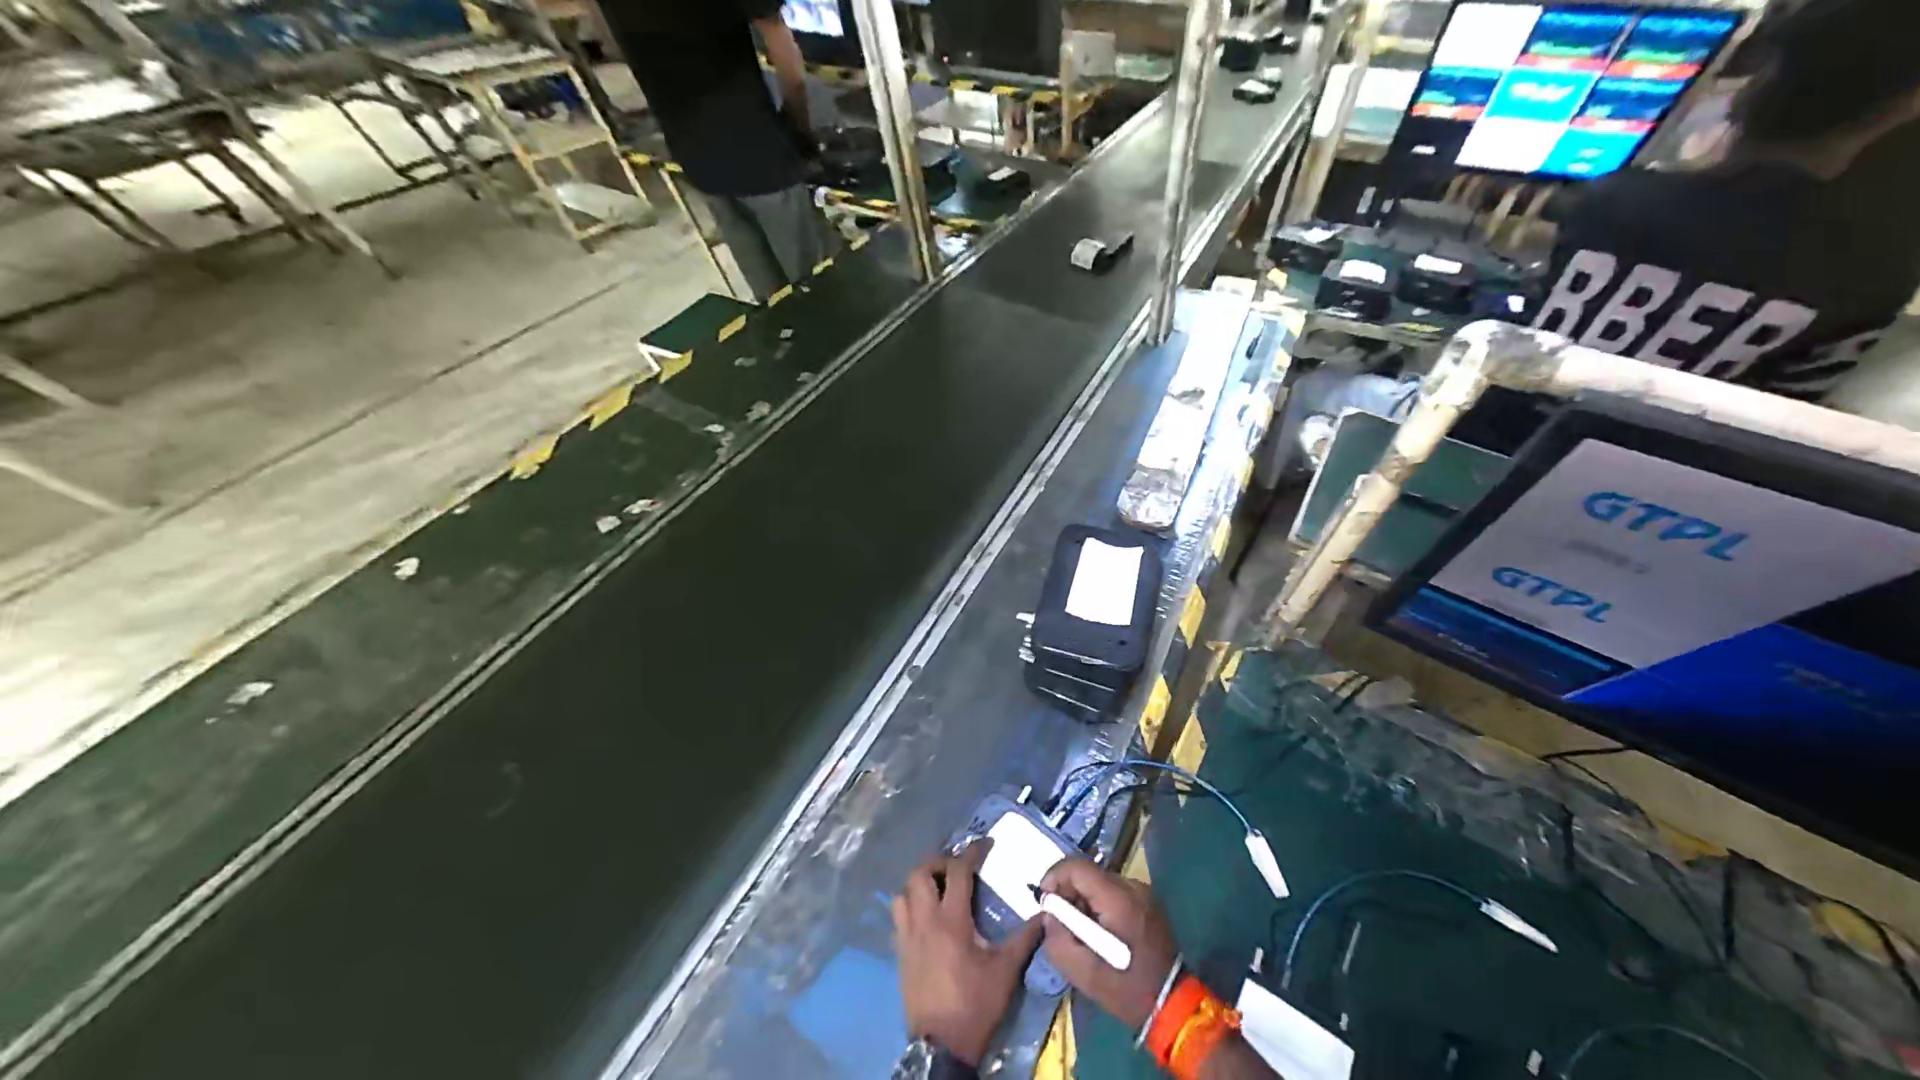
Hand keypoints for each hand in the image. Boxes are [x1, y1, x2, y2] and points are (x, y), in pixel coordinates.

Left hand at [892, 839, 1043, 1065]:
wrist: (941, 1045)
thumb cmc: (975, 1004)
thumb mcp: (1006, 971)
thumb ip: (1024, 938)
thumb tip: (1044, 914)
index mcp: (951, 920)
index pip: (958, 872)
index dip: (972, 853)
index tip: (985, 845)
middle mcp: (924, 920)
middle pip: (920, 873)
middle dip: (938, 862)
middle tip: (958, 868)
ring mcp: (907, 936)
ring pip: (903, 892)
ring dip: (920, 883)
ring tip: (939, 888)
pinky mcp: (899, 952)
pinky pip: (898, 915)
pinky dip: (910, 904)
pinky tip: (926, 915)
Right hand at [1038, 858, 1179, 1029]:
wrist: (1173, 1005)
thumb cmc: (1127, 990)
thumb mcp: (1084, 975)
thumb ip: (1058, 940)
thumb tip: (1049, 914)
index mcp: (1119, 900)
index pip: (1077, 867)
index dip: (1054, 877)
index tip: (1045, 901)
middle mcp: (1133, 887)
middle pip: (1087, 872)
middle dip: (1067, 892)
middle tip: (1061, 923)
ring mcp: (1142, 891)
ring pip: (1098, 881)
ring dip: (1082, 900)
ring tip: (1081, 931)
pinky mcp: (1146, 899)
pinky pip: (1111, 890)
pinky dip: (1097, 904)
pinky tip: (1099, 931)